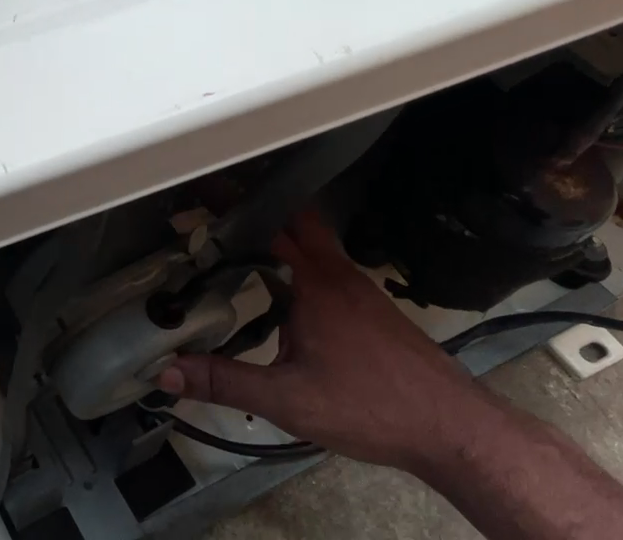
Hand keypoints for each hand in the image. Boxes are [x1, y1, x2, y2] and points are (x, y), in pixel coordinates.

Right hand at [157, 211, 503, 472]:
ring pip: (316, 243)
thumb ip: (224, 382)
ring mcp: (361, 291)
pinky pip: (328, 267)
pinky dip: (301, 260)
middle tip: (219, 201)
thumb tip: (166, 372)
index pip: (268, 226)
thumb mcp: (288, 400)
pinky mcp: (374, 310)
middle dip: (261, 204)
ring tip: (241, 238)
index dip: (232, 205)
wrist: (456, 431)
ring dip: (282, 232)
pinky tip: (285, 290)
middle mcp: (338, 275)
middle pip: (297, 219)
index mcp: (314, 283)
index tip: (200, 190)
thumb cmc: (372, 408)